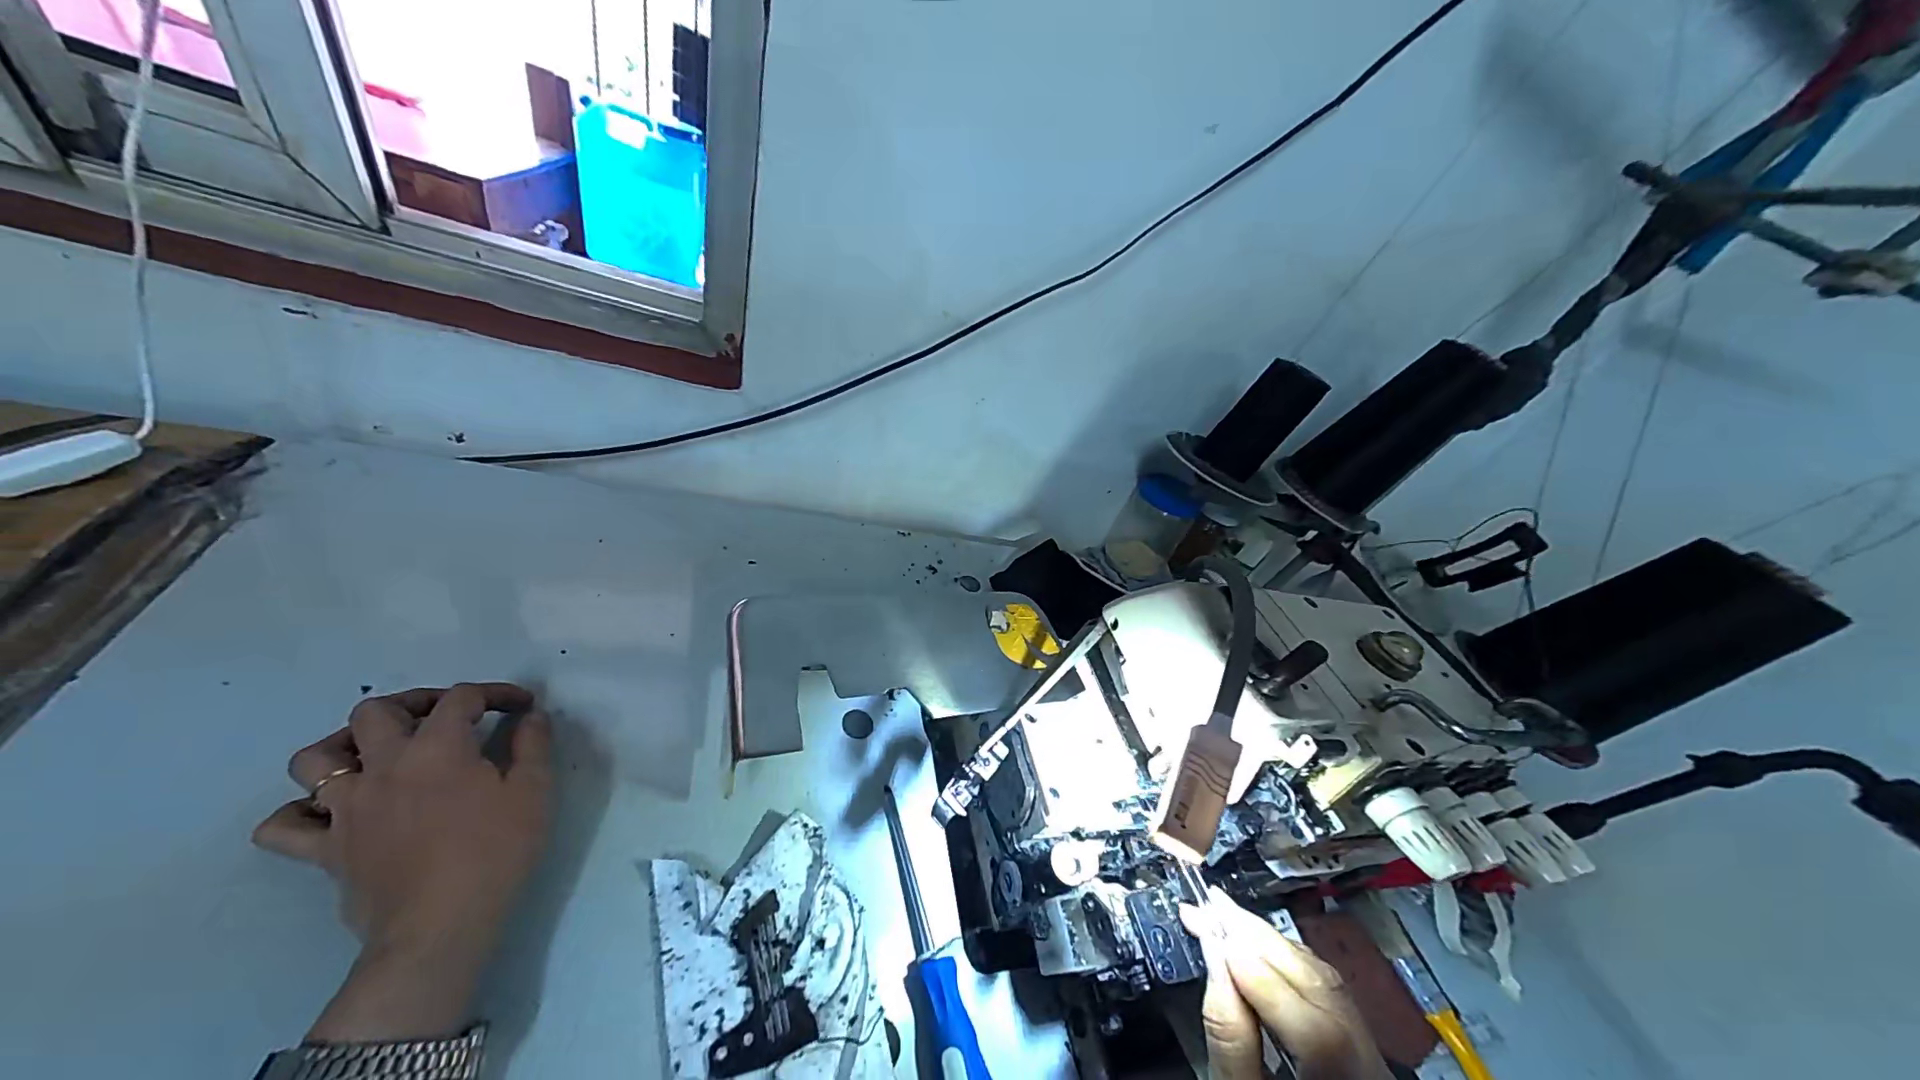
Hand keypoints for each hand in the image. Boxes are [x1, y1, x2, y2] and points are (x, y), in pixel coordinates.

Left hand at [252, 683, 552, 1041]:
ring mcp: (345, 808)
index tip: (521, 707)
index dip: (494, 693)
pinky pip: (283, 826)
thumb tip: (530, 717)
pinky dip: (300, 812)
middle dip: (412, 703)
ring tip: (375, 755)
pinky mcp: (324, 849)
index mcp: (438, 748)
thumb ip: (533, 746)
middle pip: (374, 711)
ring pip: (313, 759)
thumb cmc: (496, 852)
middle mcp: (383, 766)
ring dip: (342, 747)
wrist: (439, 927)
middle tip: (443, 719)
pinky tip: (330, 812)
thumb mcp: (535, 792)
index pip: (461, 697)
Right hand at [1181, 887, 1391, 1079]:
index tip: (1209, 933)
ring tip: (1222, 915)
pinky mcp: (1364, 1045)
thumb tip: (1213, 960)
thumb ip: (1230, 1039)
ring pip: (1326, 982)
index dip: (1262, 978)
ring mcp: (1376, 1060)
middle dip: (1258, 941)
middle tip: (1205, 906)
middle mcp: (1374, 1074)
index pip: (1318, 1034)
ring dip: (1267, 941)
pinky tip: (1255, 944)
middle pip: (1324, 992)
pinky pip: (1327, 989)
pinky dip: (1285, 958)